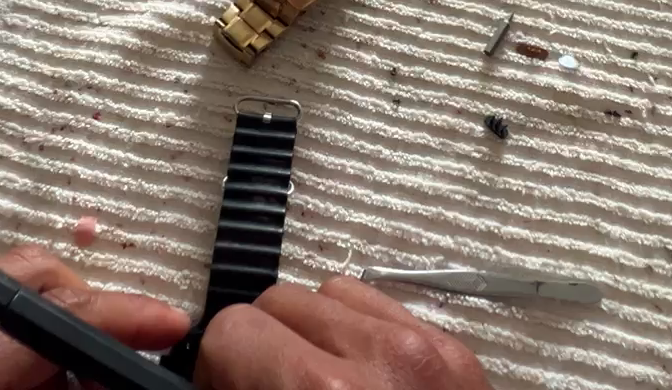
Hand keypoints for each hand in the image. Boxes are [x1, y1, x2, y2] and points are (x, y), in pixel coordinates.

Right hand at [196, 276, 491, 389]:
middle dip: (261, 348)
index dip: (218, 370)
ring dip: (311, 332)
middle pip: (279, 301)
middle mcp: (377, 355)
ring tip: (317, 385)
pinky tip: (362, 380)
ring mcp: (424, 345)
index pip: (234, 331)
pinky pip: (378, 302)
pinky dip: (357, 332)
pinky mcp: (454, 350)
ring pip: (328, 292)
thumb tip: (218, 388)